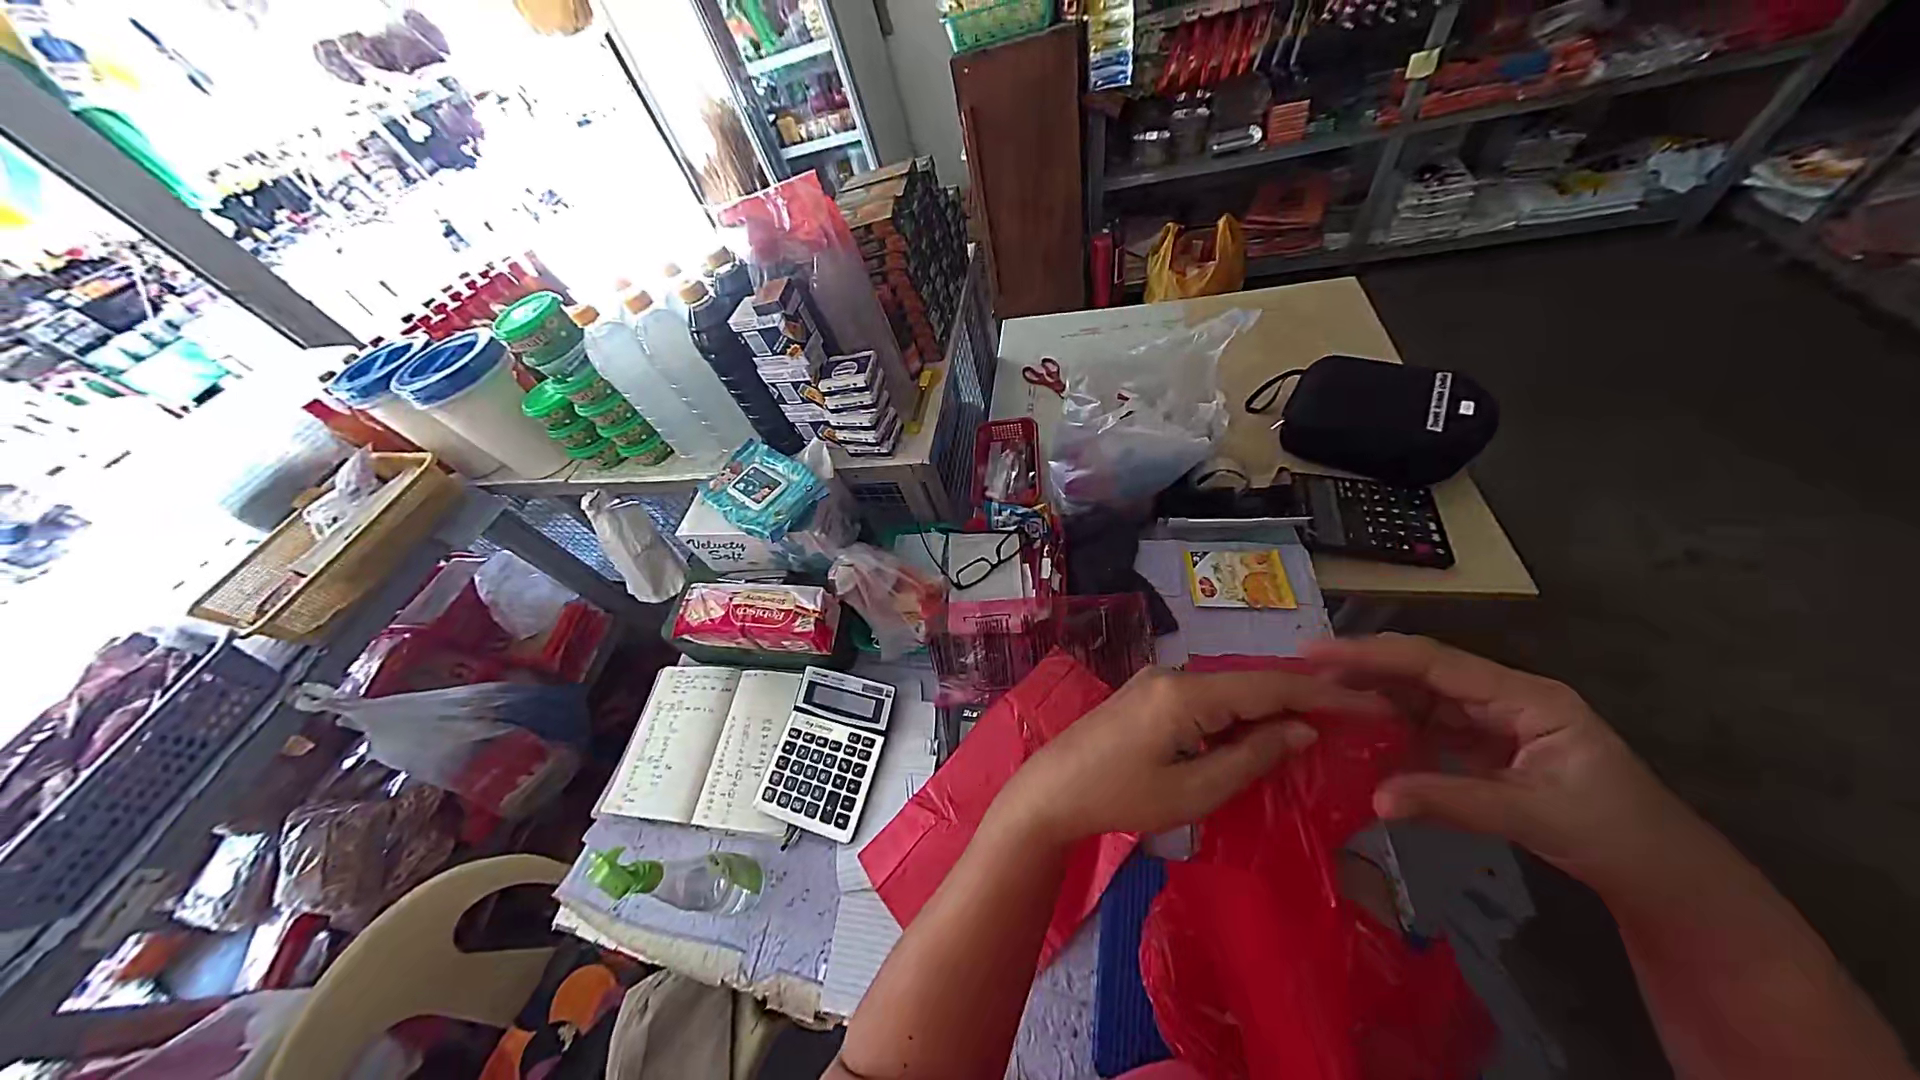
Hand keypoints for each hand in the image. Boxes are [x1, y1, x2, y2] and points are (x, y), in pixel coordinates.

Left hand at [993, 665, 1392, 844]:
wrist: (1050, 791)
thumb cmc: (1120, 797)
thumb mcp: (1193, 791)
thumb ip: (1251, 757)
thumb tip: (1301, 729)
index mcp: (1186, 692)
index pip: (1270, 686)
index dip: (1326, 696)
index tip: (1375, 705)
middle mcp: (1173, 674)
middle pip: (1250, 682)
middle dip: (1303, 700)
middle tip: (1356, 720)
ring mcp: (1156, 681)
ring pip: (1228, 690)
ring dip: (1269, 710)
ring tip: (1319, 731)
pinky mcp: (1147, 694)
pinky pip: (1205, 698)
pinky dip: (1237, 715)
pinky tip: (1258, 736)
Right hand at [1305, 633, 1702, 890]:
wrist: (1671, 882)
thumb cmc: (1619, 838)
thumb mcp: (1535, 818)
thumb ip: (1452, 802)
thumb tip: (1375, 799)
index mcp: (1526, 697)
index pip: (1434, 663)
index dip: (1371, 655)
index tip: (1316, 651)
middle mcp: (1505, 697)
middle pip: (1420, 672)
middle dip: (1363, 668)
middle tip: (1303, 671)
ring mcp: (1494, 720)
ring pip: (1419, 696)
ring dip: (1372, 696)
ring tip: (1320, 697)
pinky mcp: (1485, 745)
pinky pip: (1427, 726)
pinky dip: (1391, 727)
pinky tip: (1359, 731)